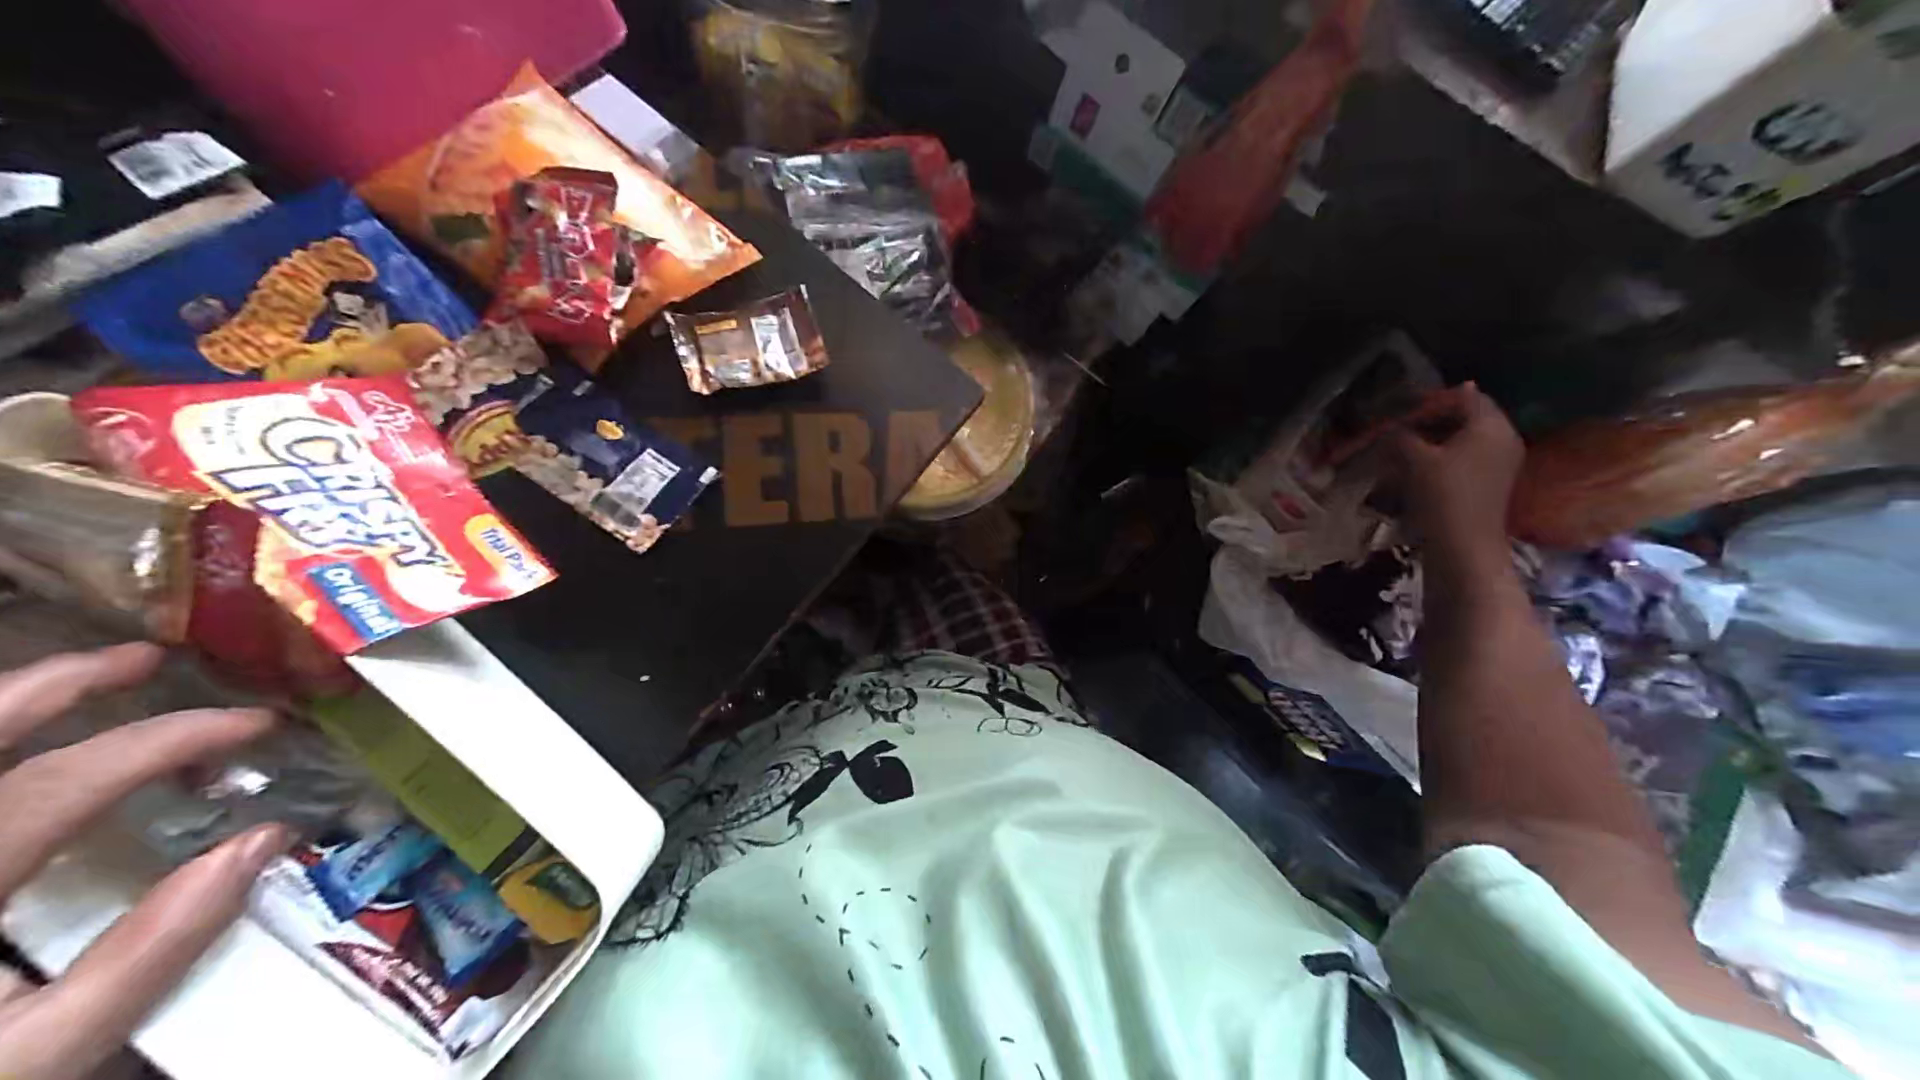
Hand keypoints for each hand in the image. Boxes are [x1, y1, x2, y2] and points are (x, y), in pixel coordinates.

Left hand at [0, 643, 284, 1079]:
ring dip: (10, 707)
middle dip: (63, 685)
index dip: (174, 737)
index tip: (257, 723)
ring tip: (86, 680)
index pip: (72, 779)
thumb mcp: (36, 1057)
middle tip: (148, 657)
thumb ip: (150, 953)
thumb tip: (263, 841)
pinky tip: (14, 752)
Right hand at [1389, 382, 1524, 567]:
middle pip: (1470, 415)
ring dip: (1439, 436)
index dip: (1434, 398)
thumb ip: (1403, 435)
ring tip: (1408, 444)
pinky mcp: (1494, 480)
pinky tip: (1423, 464)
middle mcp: (1505, 437)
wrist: (1464, 543)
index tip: (1405, 406)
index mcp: (1491, 425)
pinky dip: (1447, 452)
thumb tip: (1393, 428)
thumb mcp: (1415, 459)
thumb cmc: (1442, 493)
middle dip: (1436, 417)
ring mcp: (1503, 460)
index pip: (1467, 396)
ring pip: (1469, 436)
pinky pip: (1471, 454)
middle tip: (1404, 424)